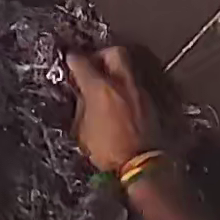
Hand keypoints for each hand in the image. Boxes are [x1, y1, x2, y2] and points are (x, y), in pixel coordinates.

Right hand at [65, 46, 162, 171]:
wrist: (142, 166)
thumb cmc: (108, 151)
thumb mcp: (82, 130)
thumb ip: (81, 106)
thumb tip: (81, 94)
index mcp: (99, 89)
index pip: (81, 62)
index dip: (72, 58)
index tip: (69, 59)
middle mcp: (122, 84)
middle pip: (114, 53)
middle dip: (101, 55)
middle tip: (92, 65)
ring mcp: (140, 91)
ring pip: (128, 68)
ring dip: (116, 70)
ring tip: (106, 82)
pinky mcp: (151, 102)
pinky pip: (135, 84)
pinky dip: (125, 86)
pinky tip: (118, 99)